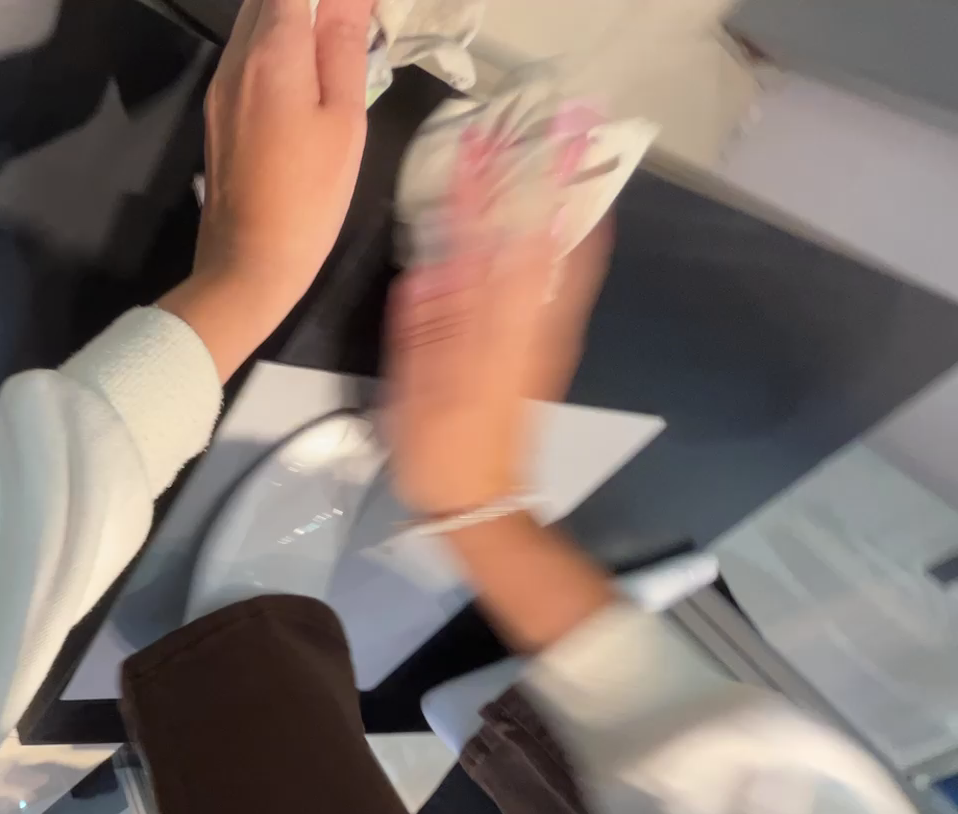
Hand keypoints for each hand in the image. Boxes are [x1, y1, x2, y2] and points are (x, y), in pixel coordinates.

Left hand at [159, 0, 374, 379]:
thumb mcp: (344, 117)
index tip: (352, 8)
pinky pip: (244, 57)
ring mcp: (218, 92)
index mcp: (271, 52)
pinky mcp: (216, 118)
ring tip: (335, 37)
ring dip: (291, 14)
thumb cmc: (308, 197)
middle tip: (347, 23)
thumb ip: (345, 42)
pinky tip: (307, 66)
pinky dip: (274, 44)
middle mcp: (234, 62)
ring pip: (252, 23)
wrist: (247, 264)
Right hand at [383, 136, 612, 516]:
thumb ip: (420, 336)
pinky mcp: (543, 353)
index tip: (475, 155)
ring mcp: (541, 341)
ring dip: (554, 212)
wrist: (479, 500)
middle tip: (532, 142)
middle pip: (533, 248)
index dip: (478, 203)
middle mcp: (525, 331)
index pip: (482, 256)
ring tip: (551, 168)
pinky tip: (562, 234)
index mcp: (485, 341)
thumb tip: (423, 274)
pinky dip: (568, 251)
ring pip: (556, 264)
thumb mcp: (415, 399)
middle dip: (531, 194)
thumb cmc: (438, 454)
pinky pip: (562, 290)